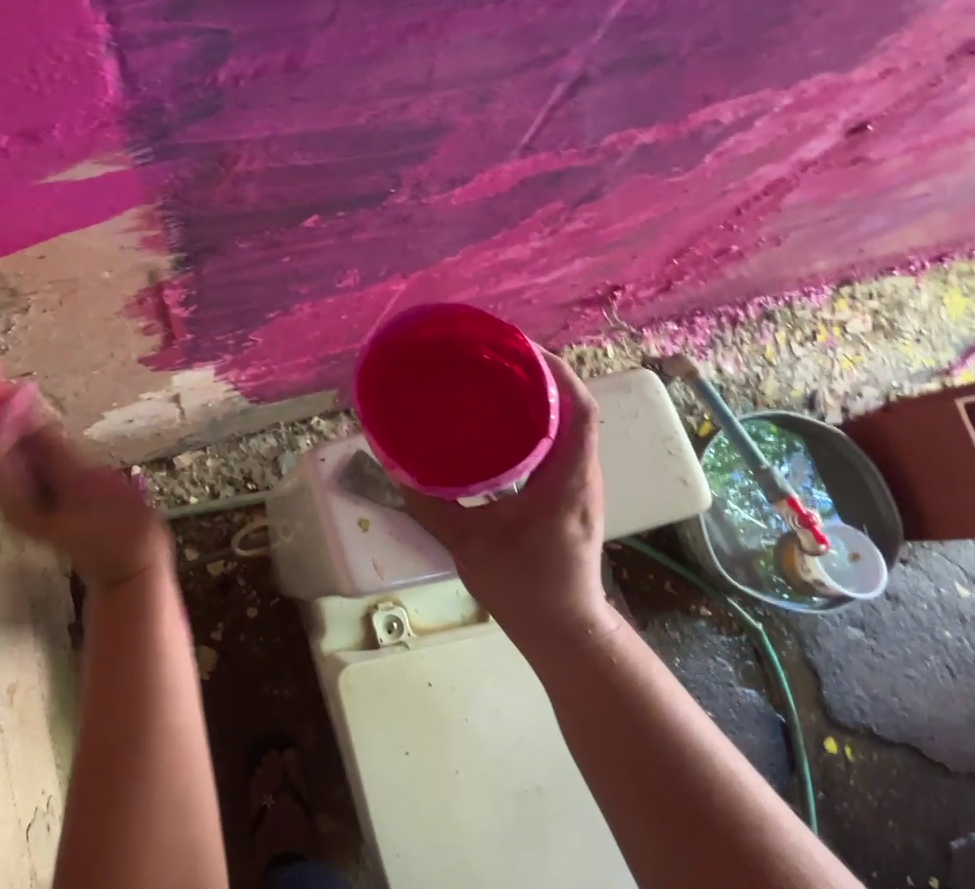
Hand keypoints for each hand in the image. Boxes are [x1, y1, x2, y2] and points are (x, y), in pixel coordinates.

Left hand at [0, 384, 169, 590]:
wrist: (127, 566)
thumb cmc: (114, 533)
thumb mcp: (86, 488)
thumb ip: (54, 453)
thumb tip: (27, 417)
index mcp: (16, 502)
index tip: (16, 392)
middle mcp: (10, 498)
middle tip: (22, 388)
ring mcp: (21, 496)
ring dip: (9, 421)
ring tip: (28, 395)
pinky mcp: (38, 492)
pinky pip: (18, 456)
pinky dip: (23, 434)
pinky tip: (40, 418)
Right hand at [398, 350, 611, 646]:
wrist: (563, 628)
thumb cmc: (522, 585)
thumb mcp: (466, 543)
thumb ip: (428, 504)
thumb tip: (392, 466)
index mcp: (566, 479)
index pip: (578, 408)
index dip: (554, 370)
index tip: (517, 347)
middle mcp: (582, 474)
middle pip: (575, 406)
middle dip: (540, 373)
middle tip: (494, 357)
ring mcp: (580, 485)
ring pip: (570, 424)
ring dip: (541, 396)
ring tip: (495, 380)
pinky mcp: (571, 496)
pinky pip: (561, 443)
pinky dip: (538, 422)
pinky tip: (501, 424)